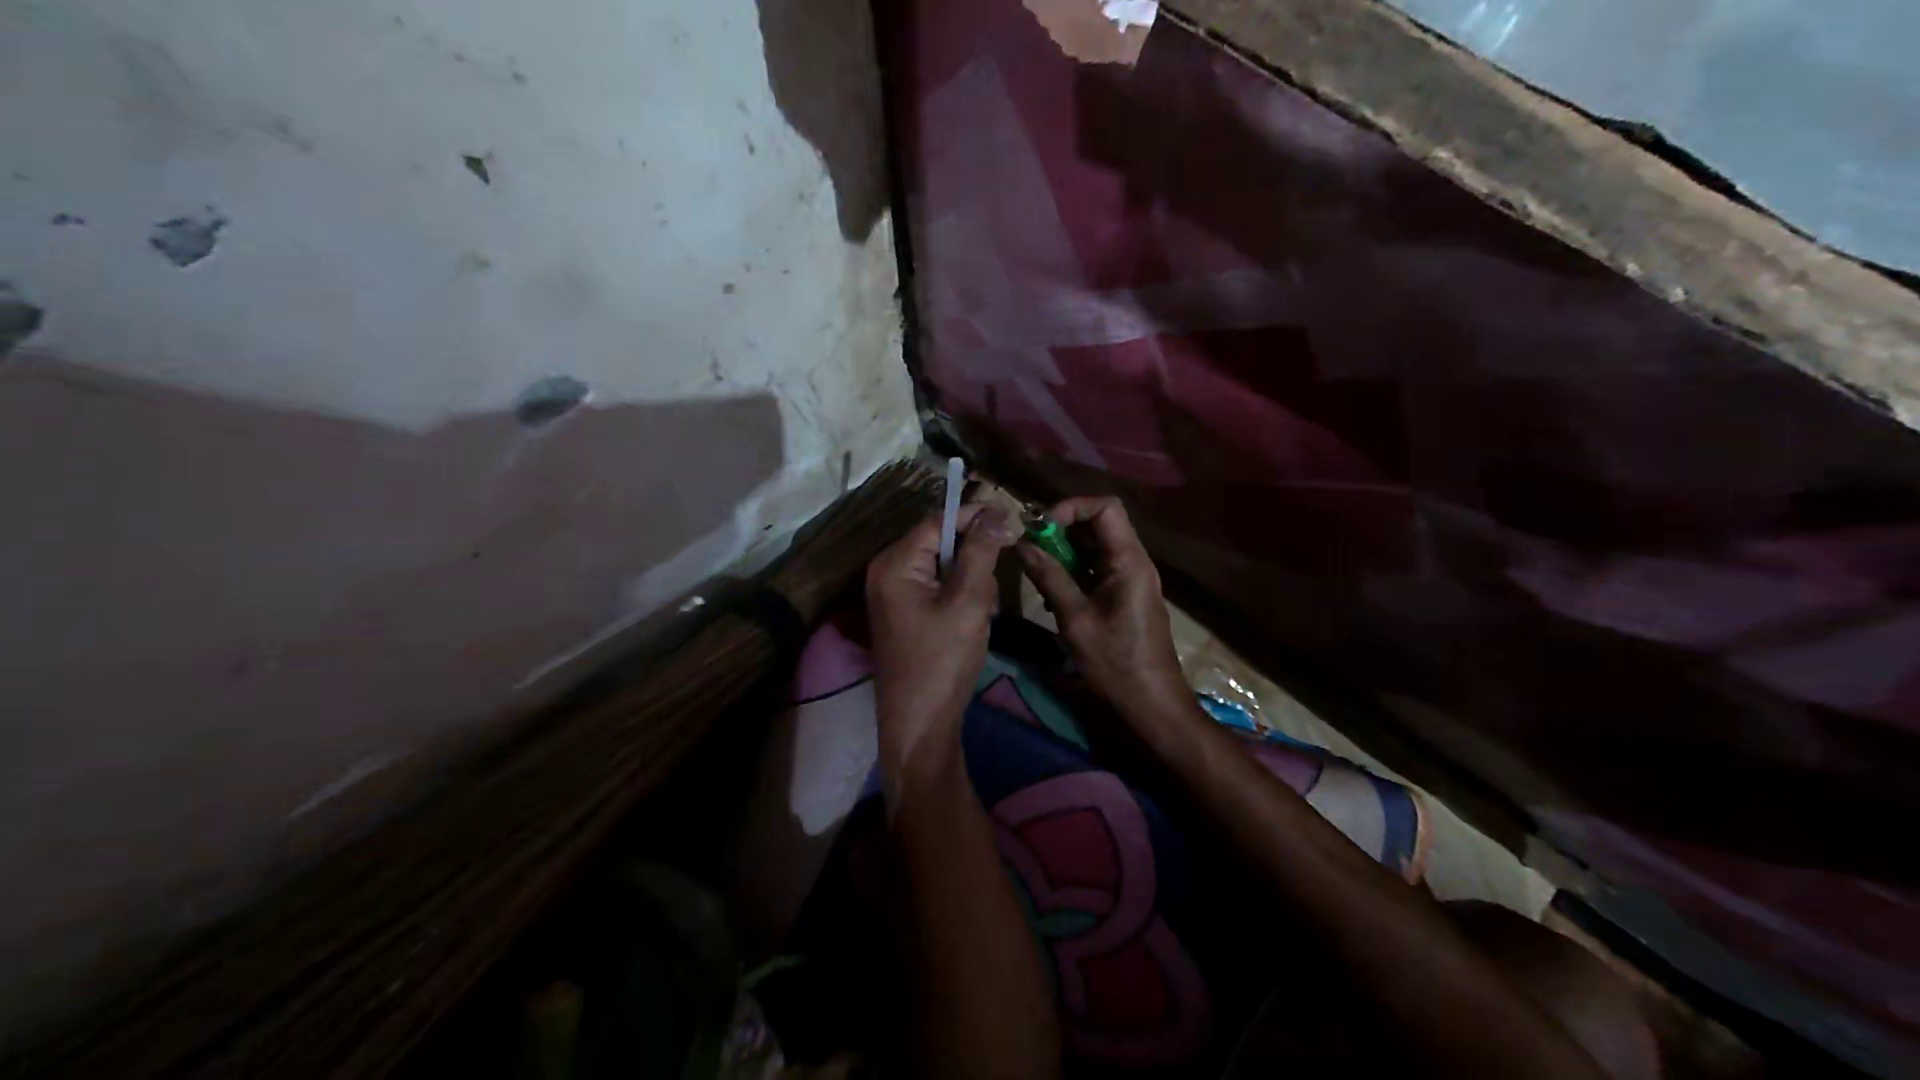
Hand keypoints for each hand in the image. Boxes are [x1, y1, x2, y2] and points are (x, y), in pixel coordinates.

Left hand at [867, 503, 1020, 784]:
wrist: (919, 722)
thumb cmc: (943, 660)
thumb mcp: (969, 601)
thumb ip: (981, 552)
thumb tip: (996, 512)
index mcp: (894, 563)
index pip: (937, 520)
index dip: (974, 515)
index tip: (1011, 519)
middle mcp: (886, 571)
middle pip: (937, 541)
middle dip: (972, 554)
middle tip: (1000, 574)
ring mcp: (890, 594)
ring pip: (940, 566)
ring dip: (968, 578)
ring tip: (985, 608)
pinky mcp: (901, 613)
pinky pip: (934, 587)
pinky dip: (957, 594)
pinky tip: (972, 619)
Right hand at [1016, 497, 1199, 736]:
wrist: (1153, 702)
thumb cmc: (1116, 663)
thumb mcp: (1075, 620)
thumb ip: (1049, 578)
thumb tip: (1022, 545)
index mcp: (1130, 561)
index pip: (1106, 508)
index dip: (1071, 508)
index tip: (1042, 527)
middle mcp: (1134, 562)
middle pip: (1099, 524)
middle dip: (1062, 530)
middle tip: (1031, 548)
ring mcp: (1131, 578)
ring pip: (1095, 547)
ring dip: (1064, 552)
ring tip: (1038, 572)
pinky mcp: (1125, 594)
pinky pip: (1097, 568)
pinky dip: (1073, 572)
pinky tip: (1053, 596)